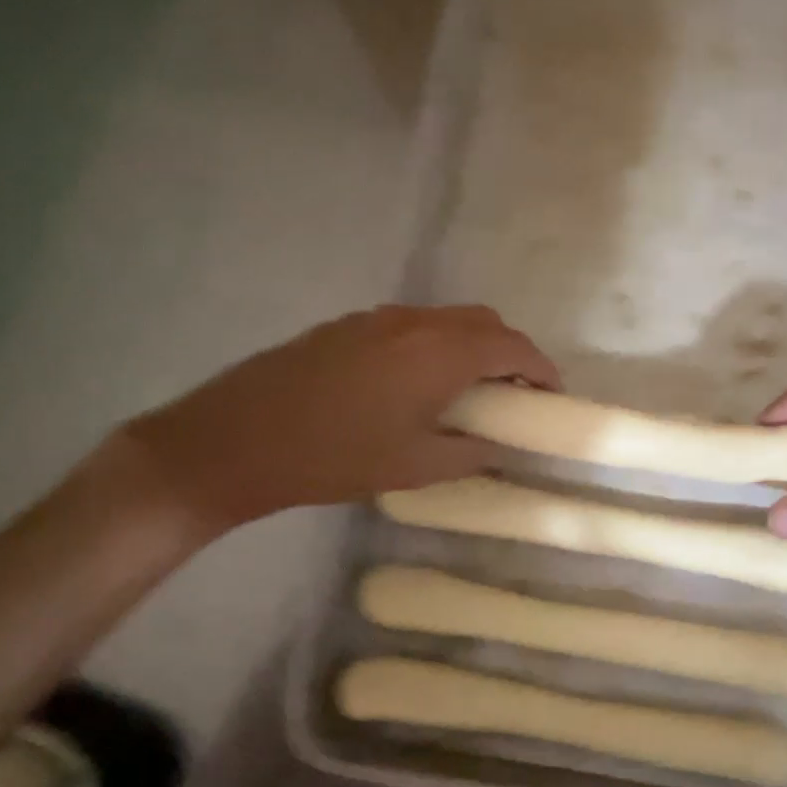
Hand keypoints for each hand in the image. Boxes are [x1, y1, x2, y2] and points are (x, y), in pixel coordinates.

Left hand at [123, 305, 558, 528]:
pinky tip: (418, 386)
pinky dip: (436, 347)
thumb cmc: (335, 458)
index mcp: (441, 353)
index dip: (541, 371)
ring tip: (470, 393)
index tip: (551, 398)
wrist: (235, 440)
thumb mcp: (416, 467)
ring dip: (471, 348)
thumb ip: (471, 453)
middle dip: (510, 354)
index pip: (513, 347)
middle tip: (514, 395)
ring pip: (446, 321)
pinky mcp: (347, 327)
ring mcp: (377, 320)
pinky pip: (412, 327)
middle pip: (484, 322)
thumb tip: (498, 446)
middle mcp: (414, 323)